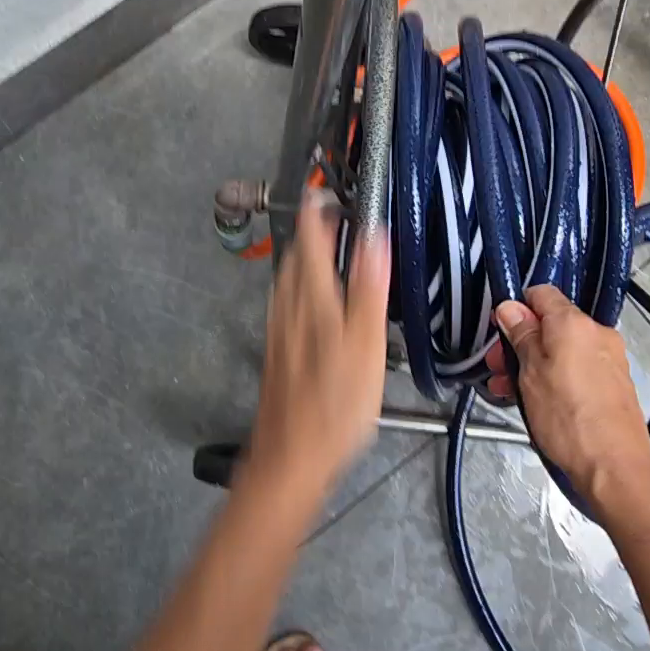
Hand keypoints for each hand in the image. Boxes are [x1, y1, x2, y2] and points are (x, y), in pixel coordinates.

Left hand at [245, 192, 391, 494]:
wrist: (288, 459)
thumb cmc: (334, 404)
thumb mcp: (365, 346)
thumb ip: (369, 289)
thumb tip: (373, 235)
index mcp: (311, 300)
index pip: (310, 242)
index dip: (316, 213)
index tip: (324, 192)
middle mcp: (287, 309)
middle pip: (294, 259)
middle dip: (310, 234)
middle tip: (331, 219)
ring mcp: (278, 333)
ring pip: (286, 282)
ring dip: (303, 260)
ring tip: (323, 252)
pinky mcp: (276, 355)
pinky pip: (284, 305)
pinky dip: (297, 288)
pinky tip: (308, 303)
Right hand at [487, 286, 649, 511]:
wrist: (615, 469)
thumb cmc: (569, 420)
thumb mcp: (531, 373)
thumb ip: (521, 335)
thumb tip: (510, 308)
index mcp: (575, 324)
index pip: (541, 294)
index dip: (516, 308)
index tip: (501, 330)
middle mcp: (598, 334)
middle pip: (552, 324)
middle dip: (522, 342)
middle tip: (499, 366)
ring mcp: (610, 360)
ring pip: (564, 350)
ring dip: (535, 363)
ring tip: (512, 391)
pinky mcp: (615, 384)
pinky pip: (579, 369)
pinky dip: (557, 377)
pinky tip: (539, 401)